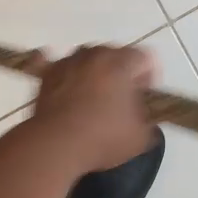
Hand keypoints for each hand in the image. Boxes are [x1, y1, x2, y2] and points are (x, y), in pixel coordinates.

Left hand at [28, 45, 157, 172]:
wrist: (55, 144)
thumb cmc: (102, 137)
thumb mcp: (140, 136)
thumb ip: (148, 118)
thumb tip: (142, 114)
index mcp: (121, 62)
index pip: (145, 58)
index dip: (148, 77)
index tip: (145, 96)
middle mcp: (95, 54)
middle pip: (116, 56)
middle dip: (121, 73)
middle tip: (122, 100)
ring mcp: (69, 60)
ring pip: (89, 60)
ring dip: (95, 74)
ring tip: (94, 99)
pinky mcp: (49, 72)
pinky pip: (61, 66)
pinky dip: (66, 74)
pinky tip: (66, 85)